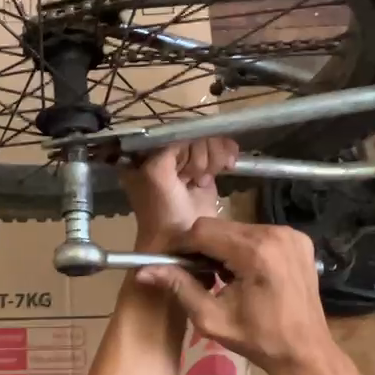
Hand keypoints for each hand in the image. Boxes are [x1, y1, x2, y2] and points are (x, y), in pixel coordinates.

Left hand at [120, 138, 236, 252]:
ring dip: (213, 157)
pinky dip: (226, 155)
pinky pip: (220, 152)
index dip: (184, 141)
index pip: (172, 131)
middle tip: (193, 177)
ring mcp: (188, 166)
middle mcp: (167, 157)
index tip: (185, 162)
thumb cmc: (162, 210)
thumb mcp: (155, 173)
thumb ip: (168, 148)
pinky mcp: (207, 175)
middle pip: (193, 135)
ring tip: (204, 180)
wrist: (182, 243)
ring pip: (208, 142)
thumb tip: (189, 137)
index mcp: (146, 155)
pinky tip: (228, 166)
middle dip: (198, 154)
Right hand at [135, 217, 335, 374]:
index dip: (181, 244)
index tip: (169, 261)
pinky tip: (242, 272)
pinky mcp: (298, 239)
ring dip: (221, 247)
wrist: (306, 353)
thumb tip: (143, 271)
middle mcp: (275, 234)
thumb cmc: (258, 340)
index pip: (203, 231)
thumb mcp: (211, 318)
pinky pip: (256, 233)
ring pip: (236, 228)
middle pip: (219, 226)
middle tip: (194, 274)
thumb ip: (178, 287)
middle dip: (201, 246)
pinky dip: (242, 247)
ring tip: (219, 276)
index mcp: (256, 252)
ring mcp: (290, 234)